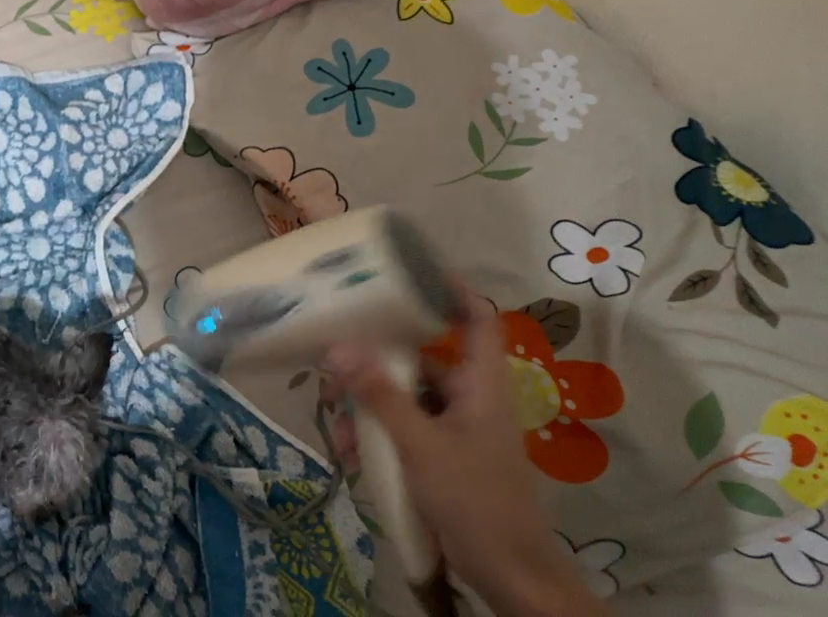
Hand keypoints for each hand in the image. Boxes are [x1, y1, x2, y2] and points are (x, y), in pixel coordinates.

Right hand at [326, 292, 610, 616]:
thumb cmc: (477, 501)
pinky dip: (375, 436)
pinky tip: (353, 455)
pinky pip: (400, 430)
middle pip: (421, 360)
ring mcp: (455, 431)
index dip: (453, 291)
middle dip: (374, 360)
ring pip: (403, 398)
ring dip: (367, 407)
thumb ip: (380, 395)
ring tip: (339, 424)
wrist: (510, 577)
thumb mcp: (421, 446)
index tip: (414, 267)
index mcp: (481, 389)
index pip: (477, 323)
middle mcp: (469, 402)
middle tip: (333, 356)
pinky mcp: (441, 458)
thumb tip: (337, 346)